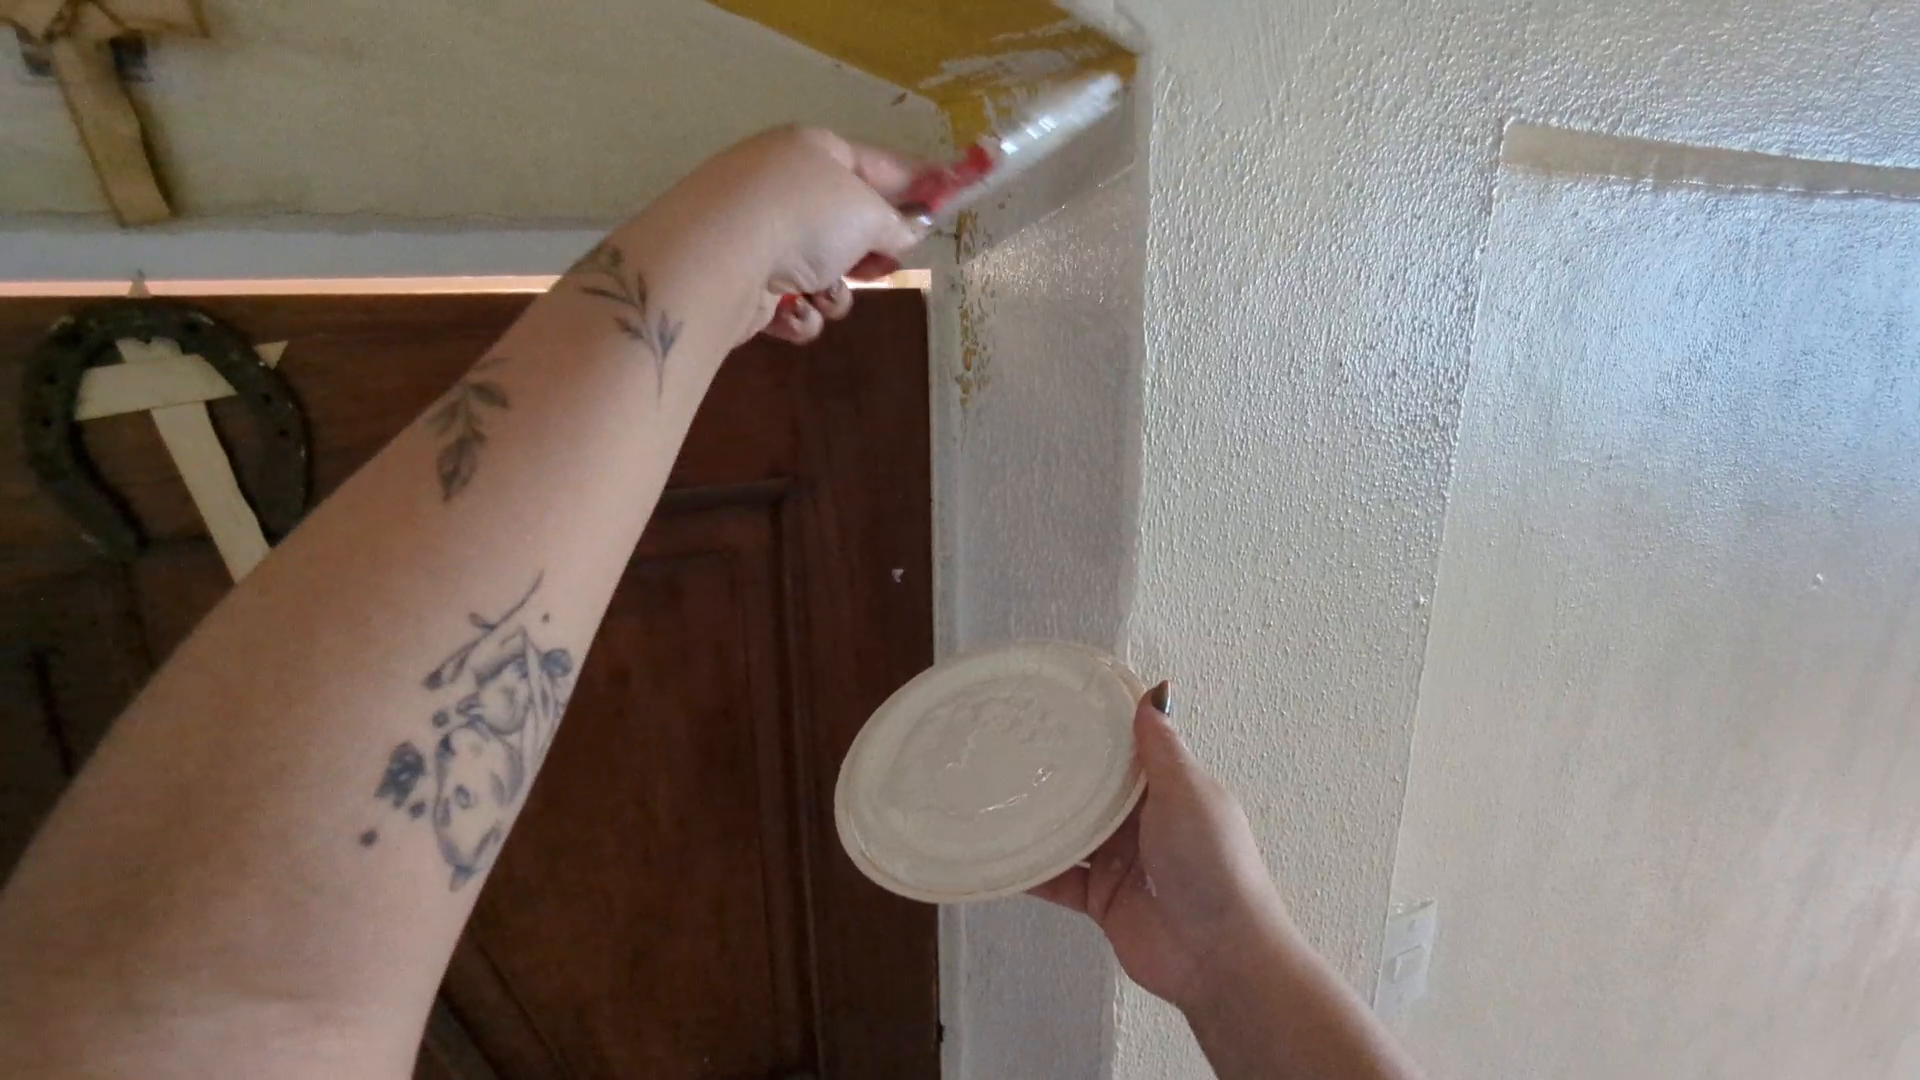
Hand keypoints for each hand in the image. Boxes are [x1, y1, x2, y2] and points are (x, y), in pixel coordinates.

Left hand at [640, 126, 923, 345]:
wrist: (722, 260)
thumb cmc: (804, 218)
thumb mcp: (867, 212)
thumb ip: (895, 224)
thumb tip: (906, 232)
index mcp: (815, 152)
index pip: (880, 165)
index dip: (917, 183)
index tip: (948, 195)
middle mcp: (786, 189)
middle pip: (850, 227)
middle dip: (868, 255)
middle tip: (880, 266)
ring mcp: (763, 237)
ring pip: (825, 275)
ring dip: (834, 293)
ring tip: (822, 292)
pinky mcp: (747, 284)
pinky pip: (795, 305)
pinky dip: (800, 314)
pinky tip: (789, 312)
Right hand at [1031, 686, 1293, 1010]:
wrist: (1219, 957)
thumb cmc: (1211, 863)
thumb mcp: (1188, 792)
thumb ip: (1162, 747)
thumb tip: (1156, 689)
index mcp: (1166, 789)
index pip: (1123, 749)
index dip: (1093, 728)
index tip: (1054, 703)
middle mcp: (1139, 820)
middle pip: (1090, 789)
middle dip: (1057, 772)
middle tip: (1009, 745)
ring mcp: (1118, 860)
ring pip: (1069, 832)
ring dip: (1039, 819)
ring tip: (995, 792)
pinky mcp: (1100, 899)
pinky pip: (1057, 878)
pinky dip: (1031, 870)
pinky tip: (999, 854)